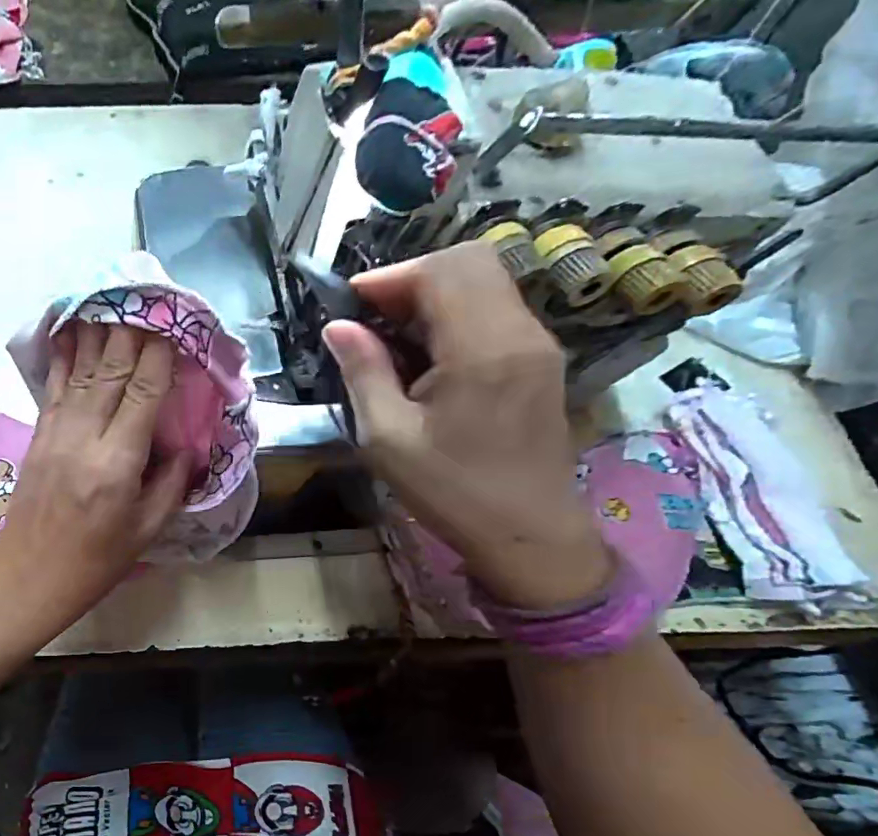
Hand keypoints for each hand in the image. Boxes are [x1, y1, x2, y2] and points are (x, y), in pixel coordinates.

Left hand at [0, 323, 194, 647]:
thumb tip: (185, 444)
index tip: (175, 326)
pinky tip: (72, 330)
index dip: (161, 355)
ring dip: (100, 333)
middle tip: (150, 298)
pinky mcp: (38, 437)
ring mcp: (56, 434)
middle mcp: (85, 439)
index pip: (144, 392)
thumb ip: (170, 483)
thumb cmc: (95, 563)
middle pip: (112, 371)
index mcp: (117, 464)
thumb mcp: (146, 531)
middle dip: (133, 332)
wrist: (28, 580)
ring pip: (82, 371)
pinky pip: (55, 387)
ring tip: (115, 299)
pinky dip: (65, 356)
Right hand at [322, 241, 609, 609]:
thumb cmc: (452, 491)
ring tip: (395, 339)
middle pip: (468, 262)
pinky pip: (496, 310)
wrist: (529, 531)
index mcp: (482, 348)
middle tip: (372, 319)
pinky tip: (429, 357)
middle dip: (412, 279)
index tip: (349, 306)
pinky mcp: (540, 359)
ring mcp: (538, 343)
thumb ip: (363, 374)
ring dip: (434, 295)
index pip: (440, 271)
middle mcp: (520, 331)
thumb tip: (337, 327)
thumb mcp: (389, 439)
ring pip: (485, 282)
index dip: (389, 277)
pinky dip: (457, 314)